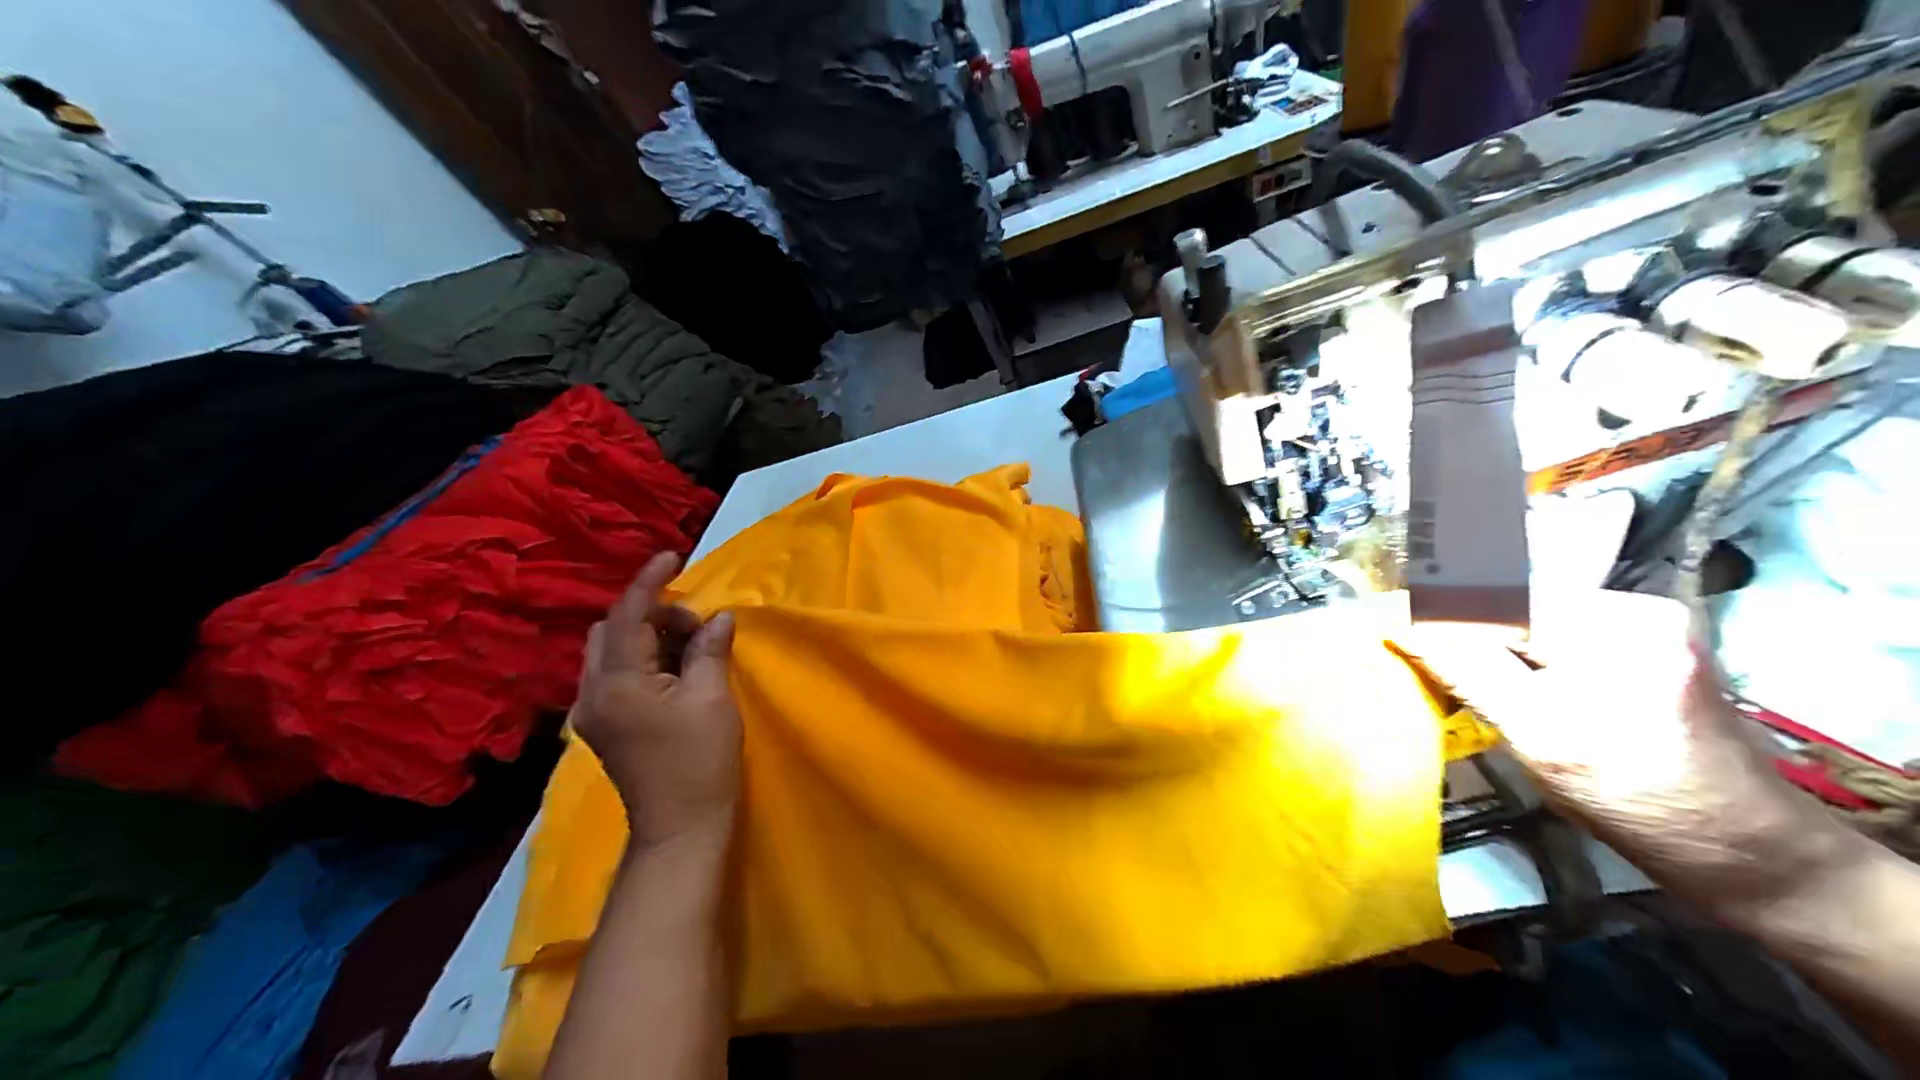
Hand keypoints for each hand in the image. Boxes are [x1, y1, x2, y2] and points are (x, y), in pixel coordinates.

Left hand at [576, 552, 740, 850]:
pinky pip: (615, 673)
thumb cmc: (700, 761)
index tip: (674, 556)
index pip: (627, 615)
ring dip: (648, 636)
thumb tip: (719, 617)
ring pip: (611, 651)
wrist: (680, 828)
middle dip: (652, 613)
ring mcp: (592, 712)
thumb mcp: (712, 697)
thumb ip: (709, 649)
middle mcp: (592, 692)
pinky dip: (643, 659)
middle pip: (611, 629)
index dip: (650, 581)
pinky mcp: (603, 726)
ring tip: (692, 645)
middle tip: (696, 622)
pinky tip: (676, 668)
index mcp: (617, 683)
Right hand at [1399, 591, 1847, 919]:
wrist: (1750, 851)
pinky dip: (1517, 649)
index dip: (1433, 609)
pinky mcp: (1651, 642)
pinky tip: (1505, 678)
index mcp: (1617, 625)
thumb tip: (1399, 627)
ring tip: (1449, 663)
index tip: (1384, 625)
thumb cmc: (1641, 803)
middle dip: (1459, 624)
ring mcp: (1649, 622)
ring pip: (1530, 614)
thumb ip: (1467, 671)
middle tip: (1411, 646)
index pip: (1493, 597)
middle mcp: (1637, 607)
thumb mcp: (1539, 738)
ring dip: (1485, 637)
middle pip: (1512, 600)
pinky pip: (1556, 630)